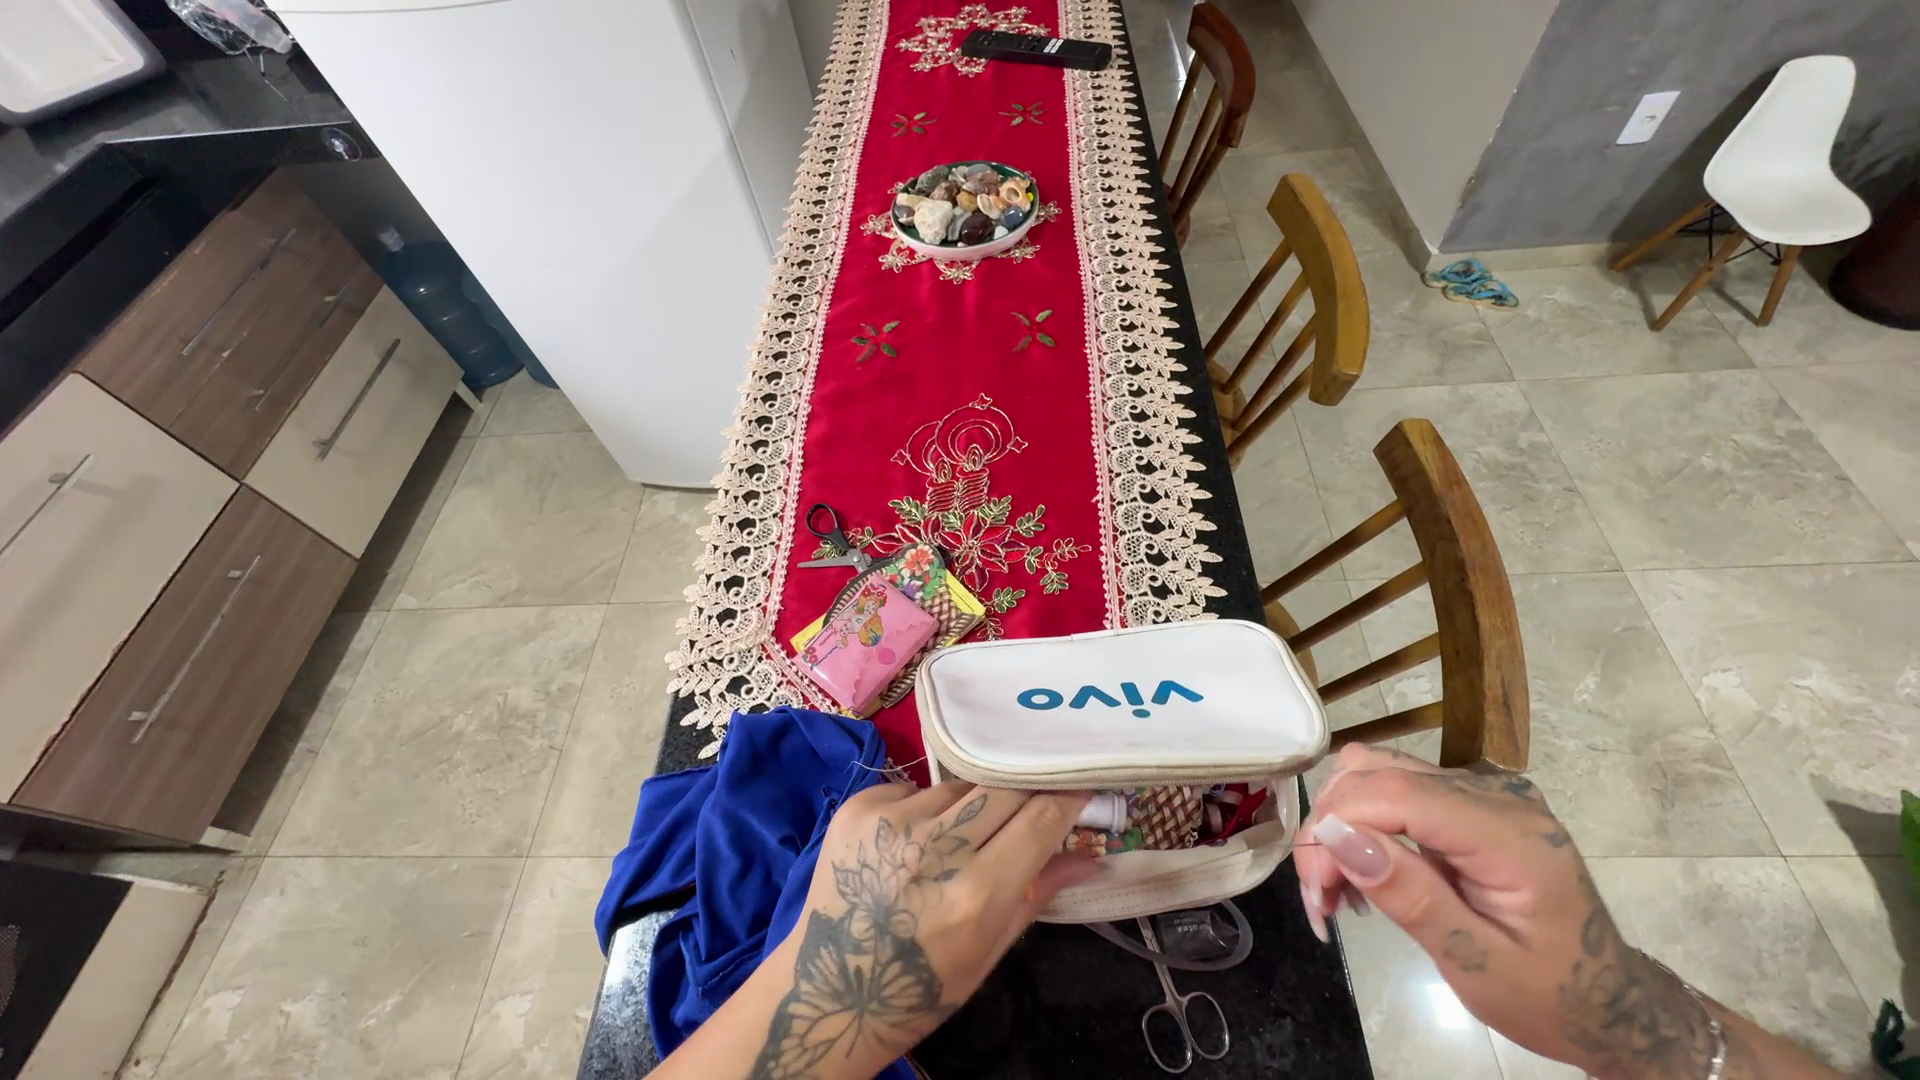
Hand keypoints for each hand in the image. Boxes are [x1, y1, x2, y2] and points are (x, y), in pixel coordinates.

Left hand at [743, 781, 1096, 1078]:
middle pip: (1004, 787)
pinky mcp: (859, 806)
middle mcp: (934, 848)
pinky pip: (916, 788)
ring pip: (960, 786)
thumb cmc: (918, 987)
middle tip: (1033, 799)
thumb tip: (1094, 857)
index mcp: (974, 895)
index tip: (1081, 785)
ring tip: (959, 839)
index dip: (1067, 798)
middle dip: (1027, 789)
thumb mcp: (987, 954)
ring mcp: (891, 821)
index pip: (1041, 819)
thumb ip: (1038, 894)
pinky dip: (927, 808)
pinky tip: (912, 843)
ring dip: (974, 803)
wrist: (825, 991)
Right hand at [1296, 744, 1714, 1079]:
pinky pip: (1389, 786)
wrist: (1609, 1004)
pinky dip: (1357, 820)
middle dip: (1329, 829)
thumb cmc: (1549, 997)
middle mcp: (1494, 794)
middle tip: (1320, 898)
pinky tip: (1360, 867)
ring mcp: (1479, 790)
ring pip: (1373, 770)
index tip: (1316, 887)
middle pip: (1376, 774)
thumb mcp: (1477, 965)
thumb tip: (1336, 834)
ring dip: (1337, 821)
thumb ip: (1409, 895)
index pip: (1399, 793)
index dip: (1339, 824)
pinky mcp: (1464, 798)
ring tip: (1335, 885)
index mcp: (1511, 836)